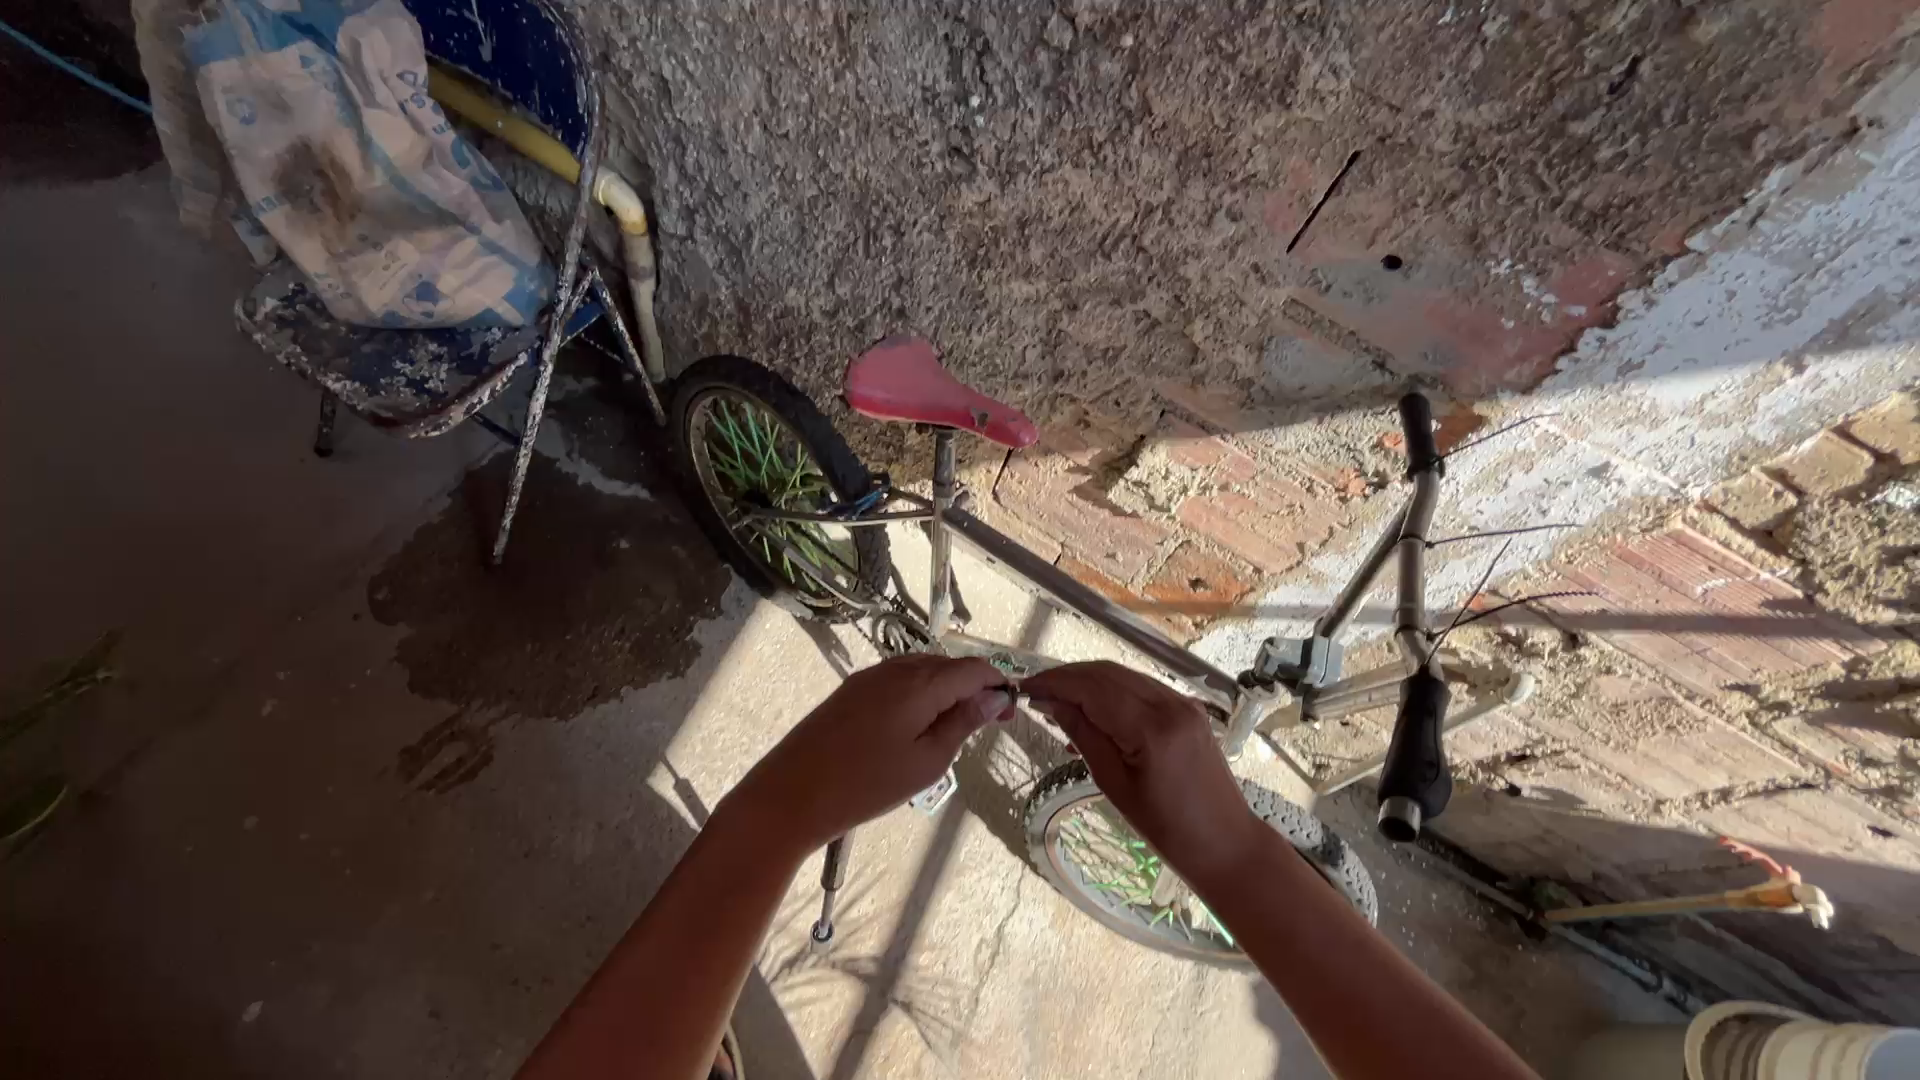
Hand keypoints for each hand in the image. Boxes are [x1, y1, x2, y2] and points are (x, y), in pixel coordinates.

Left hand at [720, 655, 1013, 853]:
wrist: (790, 794)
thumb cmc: (866, 785)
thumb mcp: (927, 761)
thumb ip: (962, 723)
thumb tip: (995, 696)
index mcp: (919, 683)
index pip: (973, 667)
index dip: (998, 683)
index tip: (1011, 712)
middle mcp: (896, 668)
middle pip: (948, 665)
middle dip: (974, 687)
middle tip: (989, 724)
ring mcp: (870, 676)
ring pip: (923, 670)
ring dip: (947, 690)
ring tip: (956, 727)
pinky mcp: (852, 689)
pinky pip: (899, 679)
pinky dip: (921, 693)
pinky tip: (920, 723)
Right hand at [1022, 661, 1265, 888]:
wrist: (1225, 843)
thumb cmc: (1165, 828)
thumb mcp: (1113, 784)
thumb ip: (1082, 734)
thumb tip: (1048, 702)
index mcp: (1151, 727)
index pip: (1091, 688)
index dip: (1055, 683)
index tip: (1024, 689)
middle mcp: (1170, 703)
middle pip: (1106, 673)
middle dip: (1067, 677)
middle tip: (1035, 692)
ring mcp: (1182, 702)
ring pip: (1122, 675)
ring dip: (1087, 681)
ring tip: (1056, 701)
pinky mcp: (1187, 707)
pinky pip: (1139, 687)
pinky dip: (1110, 691)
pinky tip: (1091, 709)